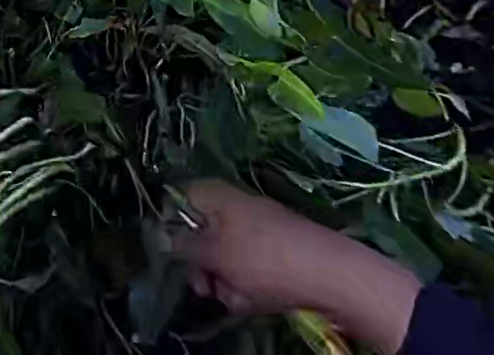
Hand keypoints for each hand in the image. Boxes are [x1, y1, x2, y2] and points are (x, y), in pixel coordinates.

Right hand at [170, 179, 421, 352]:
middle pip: (200, 233)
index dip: (172, 231)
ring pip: (223, 255)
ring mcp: (255, 225)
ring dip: (224, 281)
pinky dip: (246, 284)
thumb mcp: (214, 254)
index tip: (176, 260)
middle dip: (202, 266)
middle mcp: (230, 203)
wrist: (332, 275)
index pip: (177, 202)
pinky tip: (255, 301)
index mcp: (213, 193)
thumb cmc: (263, 258)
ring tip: (238, 299)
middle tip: (209, 289)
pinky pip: (247, 265)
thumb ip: (183, 245)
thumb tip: (162, 237)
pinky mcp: (274, 248)